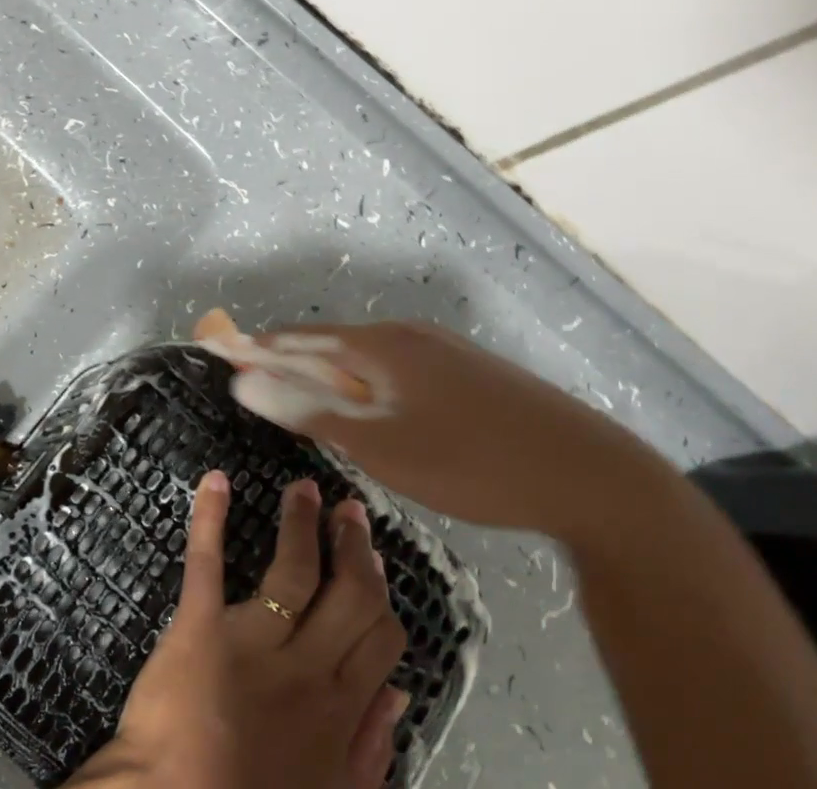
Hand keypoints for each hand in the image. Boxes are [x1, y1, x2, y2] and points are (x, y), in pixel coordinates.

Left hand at [64, 472, 408, 788]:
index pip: (380, 636)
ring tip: (304, 490)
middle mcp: (307, 667)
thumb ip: (370, 746)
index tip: (374, 559)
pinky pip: (205, 563)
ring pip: (292, 570)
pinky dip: (208, 518)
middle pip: (348, 594)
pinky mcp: (199, 627)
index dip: (380, 590)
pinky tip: (214, 481)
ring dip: (301, 522)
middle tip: (349, 509)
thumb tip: (398, 694)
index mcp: (340, 706)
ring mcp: (252, 642)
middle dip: (353, 545)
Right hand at [194, 312, 673, 542]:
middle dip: (289, 362)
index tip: (219, 354)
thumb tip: (243, 385)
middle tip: (257, 386)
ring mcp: (446, 352)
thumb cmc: (472, 462)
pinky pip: (397, 369)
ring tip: (305, 403)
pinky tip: (372, 412)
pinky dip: (366, 386)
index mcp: (381, 344)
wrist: (597, 480)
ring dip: (329, 376)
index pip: (297, 338)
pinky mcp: (472, 374)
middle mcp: (409, 335)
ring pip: (367, 358)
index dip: (255, 348)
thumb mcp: (379, 445)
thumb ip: (308, 412)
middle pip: (331, 344)